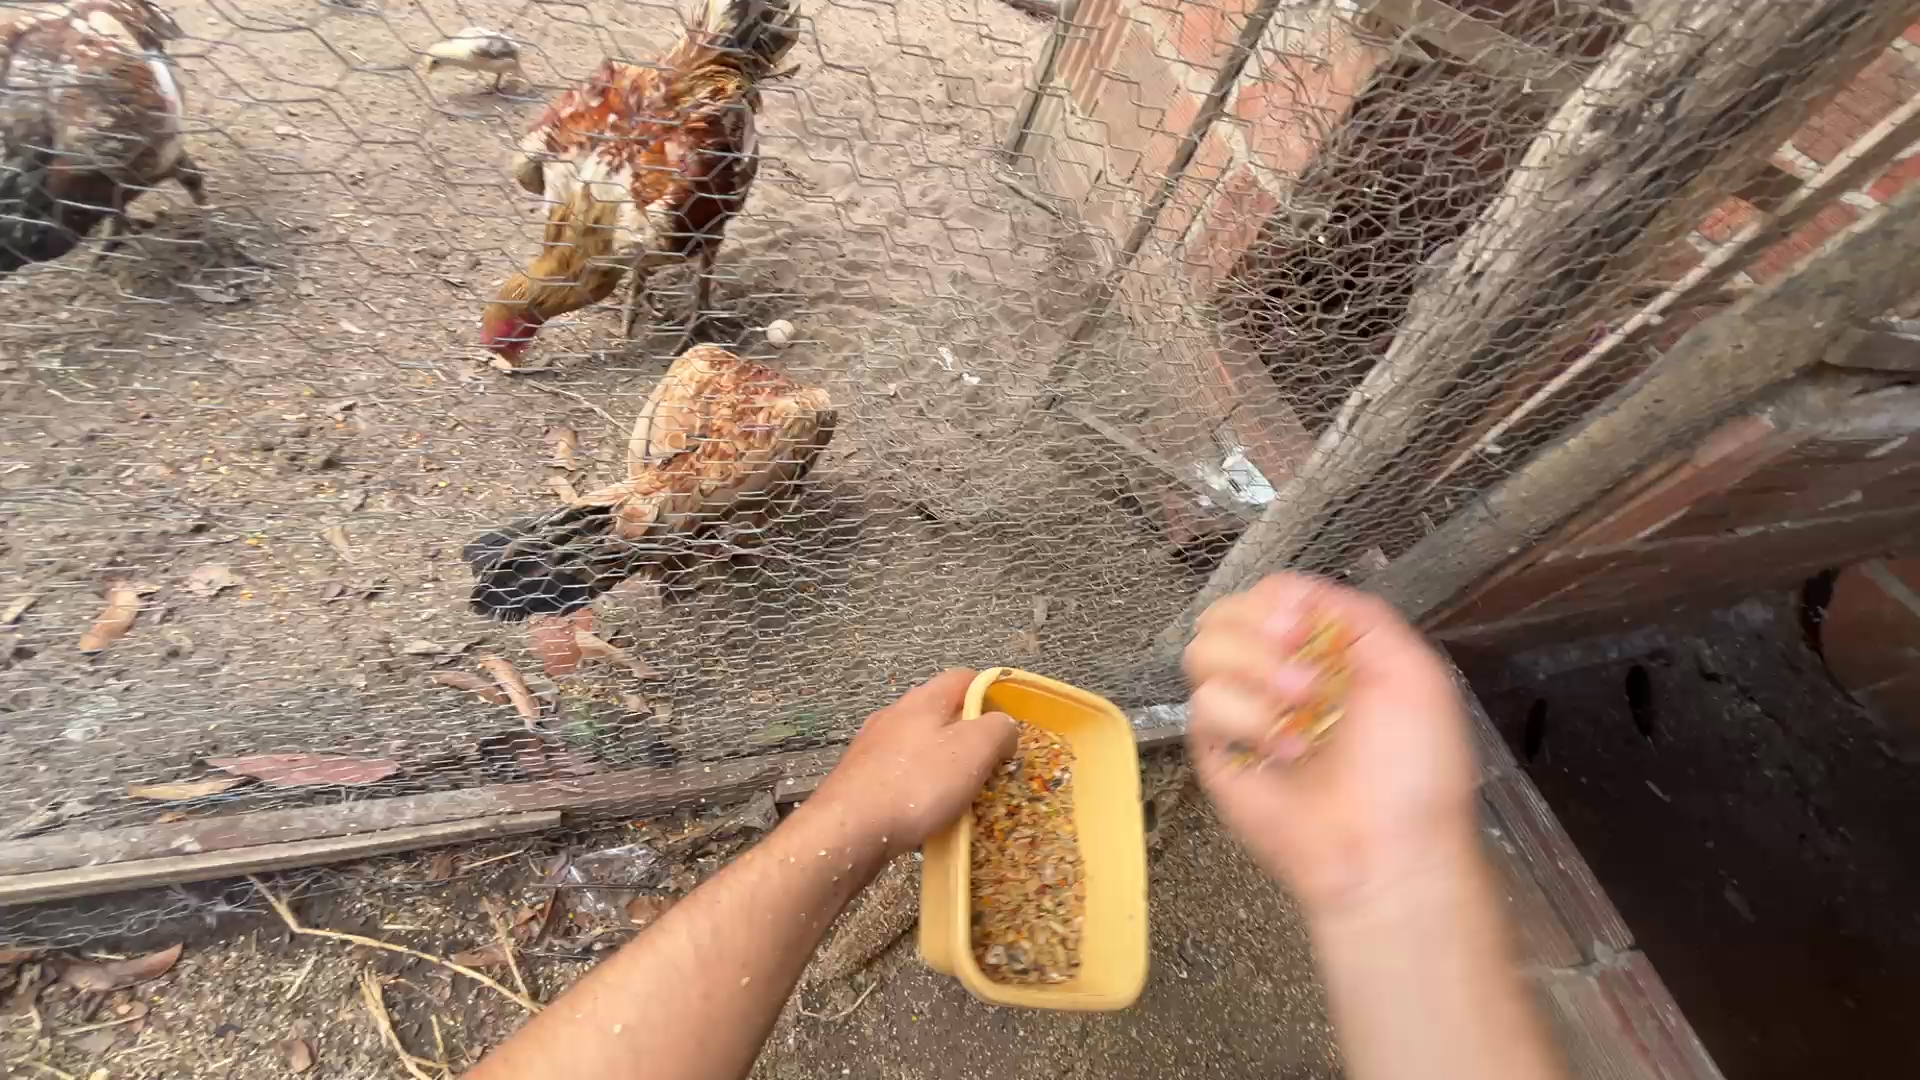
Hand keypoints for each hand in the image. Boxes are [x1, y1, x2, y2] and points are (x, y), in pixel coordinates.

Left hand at [808, 669, 1018, 861]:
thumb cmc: (916, 784)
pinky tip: (925, 812)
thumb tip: (1004, 725)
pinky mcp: (860, 778)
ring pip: (919, 744)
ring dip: (943, 762)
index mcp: (924, 699)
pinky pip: (900, 773)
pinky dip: (919, 786)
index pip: (963, 677)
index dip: (990, 691)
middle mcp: (895, 714)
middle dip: (968, 733)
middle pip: (941, 711)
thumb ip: (998, 729)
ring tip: (960, 792)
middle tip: (989, 762)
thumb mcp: (974, 750)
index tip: (1008, 720)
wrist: (847, 830)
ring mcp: (872, 745)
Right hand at [1183, 574, 1479, 916]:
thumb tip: (1293, 595)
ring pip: (1201, 651)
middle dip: (1259, 636)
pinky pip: (1204, 705)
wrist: (1386, 845)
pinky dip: (1247, 720)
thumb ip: (1359, 614)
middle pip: (1221, 614)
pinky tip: (1285, 752)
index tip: (1305, 630)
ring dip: (1255, 673)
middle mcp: (1270, 672)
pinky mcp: (1213, 747)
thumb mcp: (1411, 672)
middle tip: (1306, 676)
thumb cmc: (1411, 765)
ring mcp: (1238, 709)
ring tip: (1300, 711)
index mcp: (1317, 650)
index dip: (1277, 603)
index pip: (1268, 595)